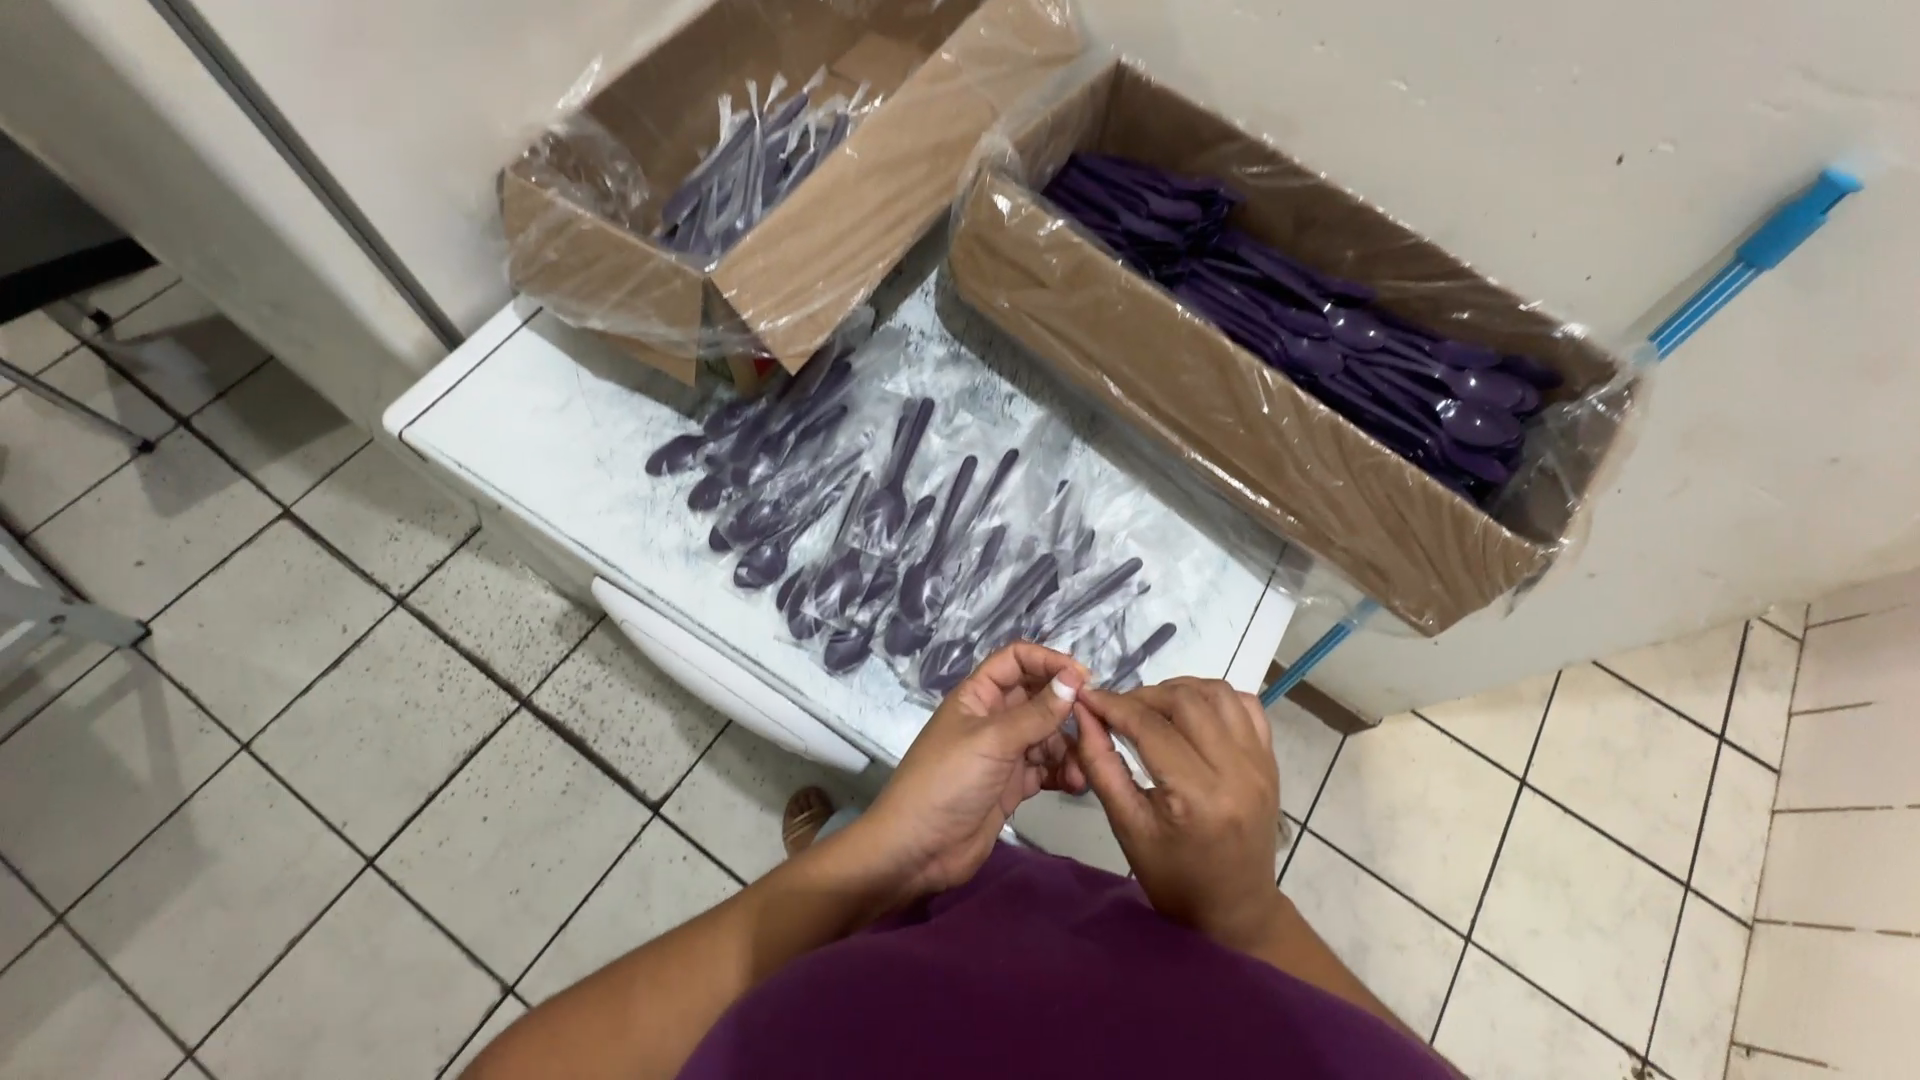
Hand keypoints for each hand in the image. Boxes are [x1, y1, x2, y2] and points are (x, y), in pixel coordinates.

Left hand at [852, 644, 1087, 898]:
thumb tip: (1074, 679)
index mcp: (978, 695)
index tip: (1083, 678)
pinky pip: (1046, 768)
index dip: (1048, 661)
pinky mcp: (1012, 784)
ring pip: (1047, 735)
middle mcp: (992, 718)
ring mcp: (1003, 752)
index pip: (1016, 660)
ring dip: (1069, 747)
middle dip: (1067, 707)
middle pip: (1038, 697)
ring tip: (1083, 768)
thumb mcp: (993, 740)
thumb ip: (1037, 712)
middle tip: (1096, 725)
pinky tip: (1076, 783)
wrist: (918, 849)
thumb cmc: (947, 781)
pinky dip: (1063, 772)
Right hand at [1073, 678, 1282, 951]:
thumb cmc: (1172, 875)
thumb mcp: (1125, 825)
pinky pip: (1247, 705)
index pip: (1149, 727)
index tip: (1088, 698)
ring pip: (1218, 693)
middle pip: (1185, 701)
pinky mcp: (1270, 760)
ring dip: (1179, 689)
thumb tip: (1083, 713)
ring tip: (1154, 708)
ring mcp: (1260, 763)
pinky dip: (1215, 697)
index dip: (1113, 705)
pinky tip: (1192, 713)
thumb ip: (1100, 764)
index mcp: (1196, 797)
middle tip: (1119, 709)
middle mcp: (1236, 772)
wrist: (1233, 907)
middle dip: (1143, 695)